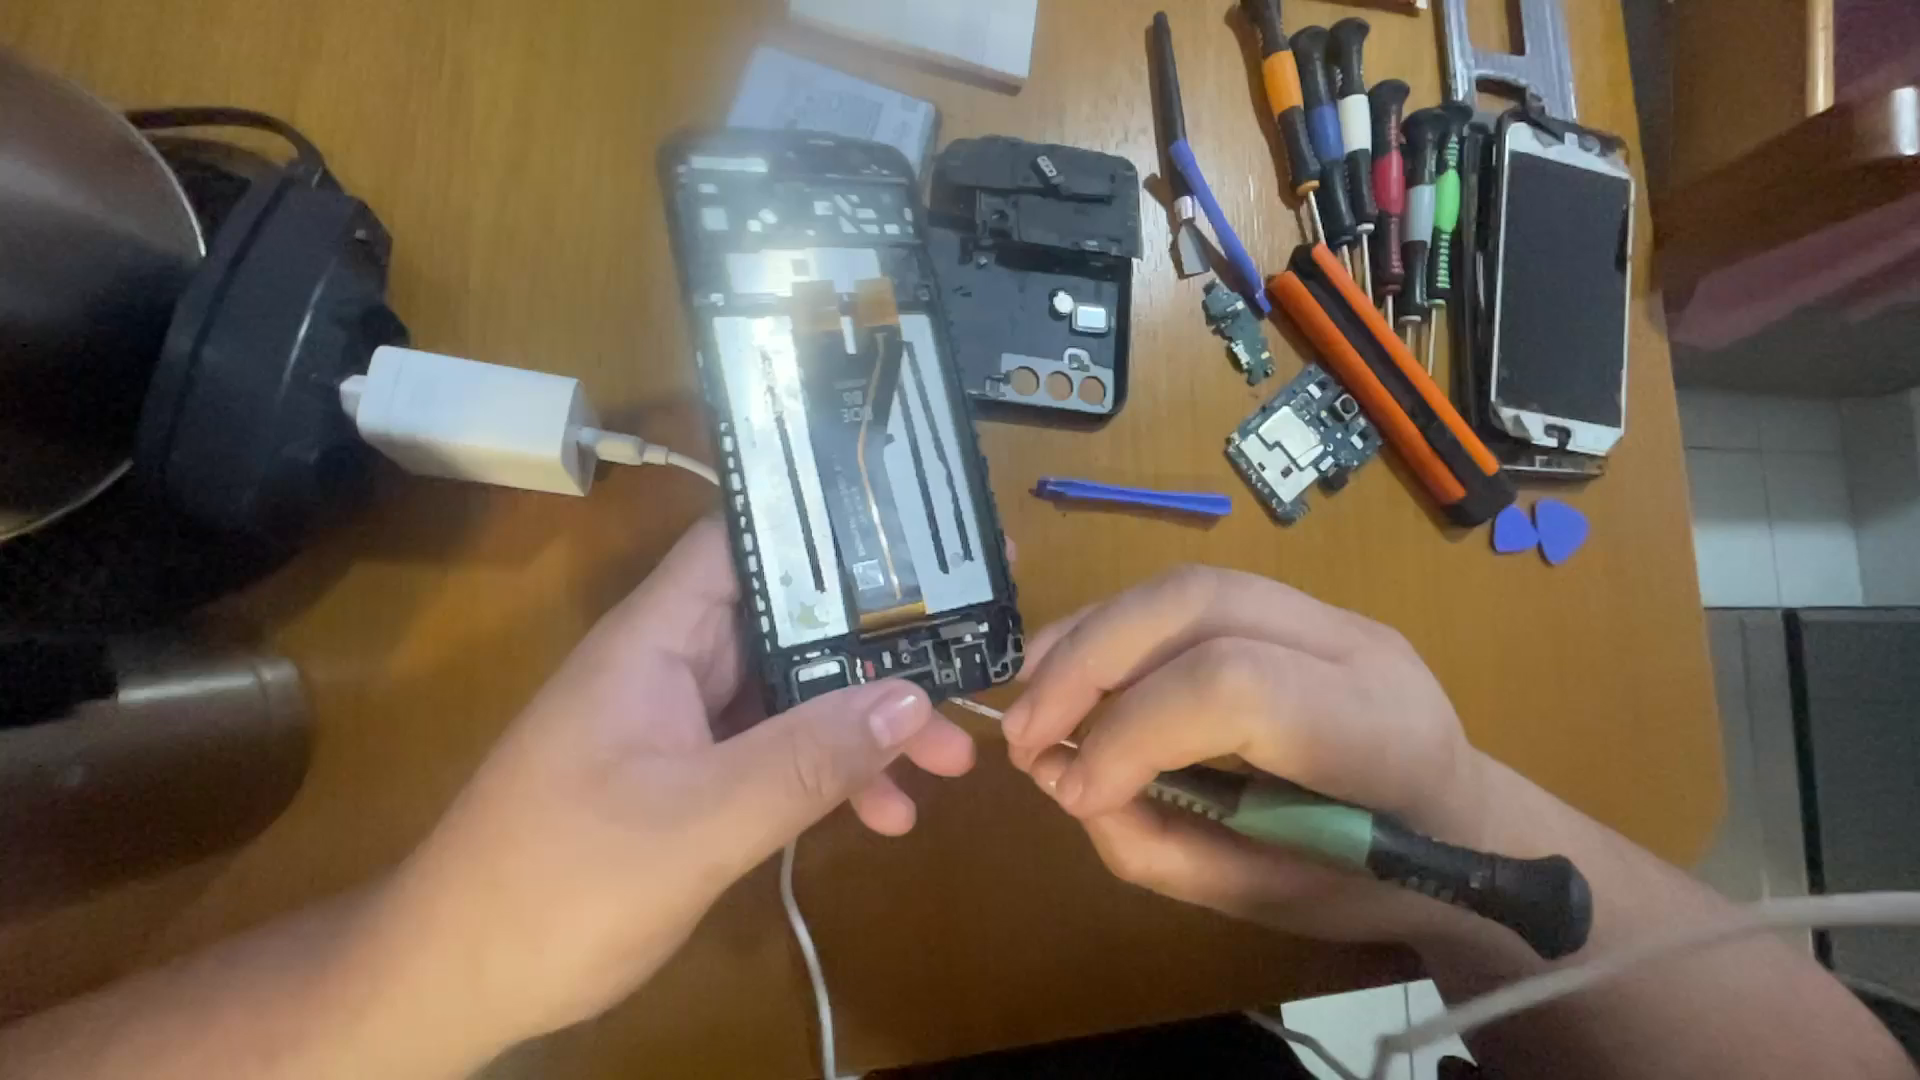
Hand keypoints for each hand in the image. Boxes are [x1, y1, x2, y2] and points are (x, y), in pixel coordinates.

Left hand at [365, 517, 975, 1046]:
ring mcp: (690, 721)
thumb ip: (804, 761)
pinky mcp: (698, 774)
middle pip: (793, 625)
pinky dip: (834, 774)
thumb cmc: (557, 887)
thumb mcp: (695, 824)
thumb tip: (911, 700)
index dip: (821, 530)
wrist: (456, 986)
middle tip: (963, 662)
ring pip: (797, 694)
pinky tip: (888, 813)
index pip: (744, 545)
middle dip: (879, 650)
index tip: (911, 539)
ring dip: (869, 723)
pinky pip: (782, 753)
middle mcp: (679, 664)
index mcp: (660, 639)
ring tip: (947, 761)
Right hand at [1001, 565, 1489, 945]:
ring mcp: (1317, 610)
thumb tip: (1063, 778)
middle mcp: (1348, 643)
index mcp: (1374, 727)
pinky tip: (1064, 662)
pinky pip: (1176, 597)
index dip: (1134, 731)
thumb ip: (1157, 843)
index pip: (1234, 686)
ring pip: (1177, 587)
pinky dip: (1106, 627)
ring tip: (1029, 695)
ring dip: (1085, 637)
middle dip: (1088, 663)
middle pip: (1193, 604)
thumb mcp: (1263, 898)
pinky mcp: (1280, 604)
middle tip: (1022, 730)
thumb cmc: (1367, 881)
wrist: (1459, 825)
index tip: (1071, 789)